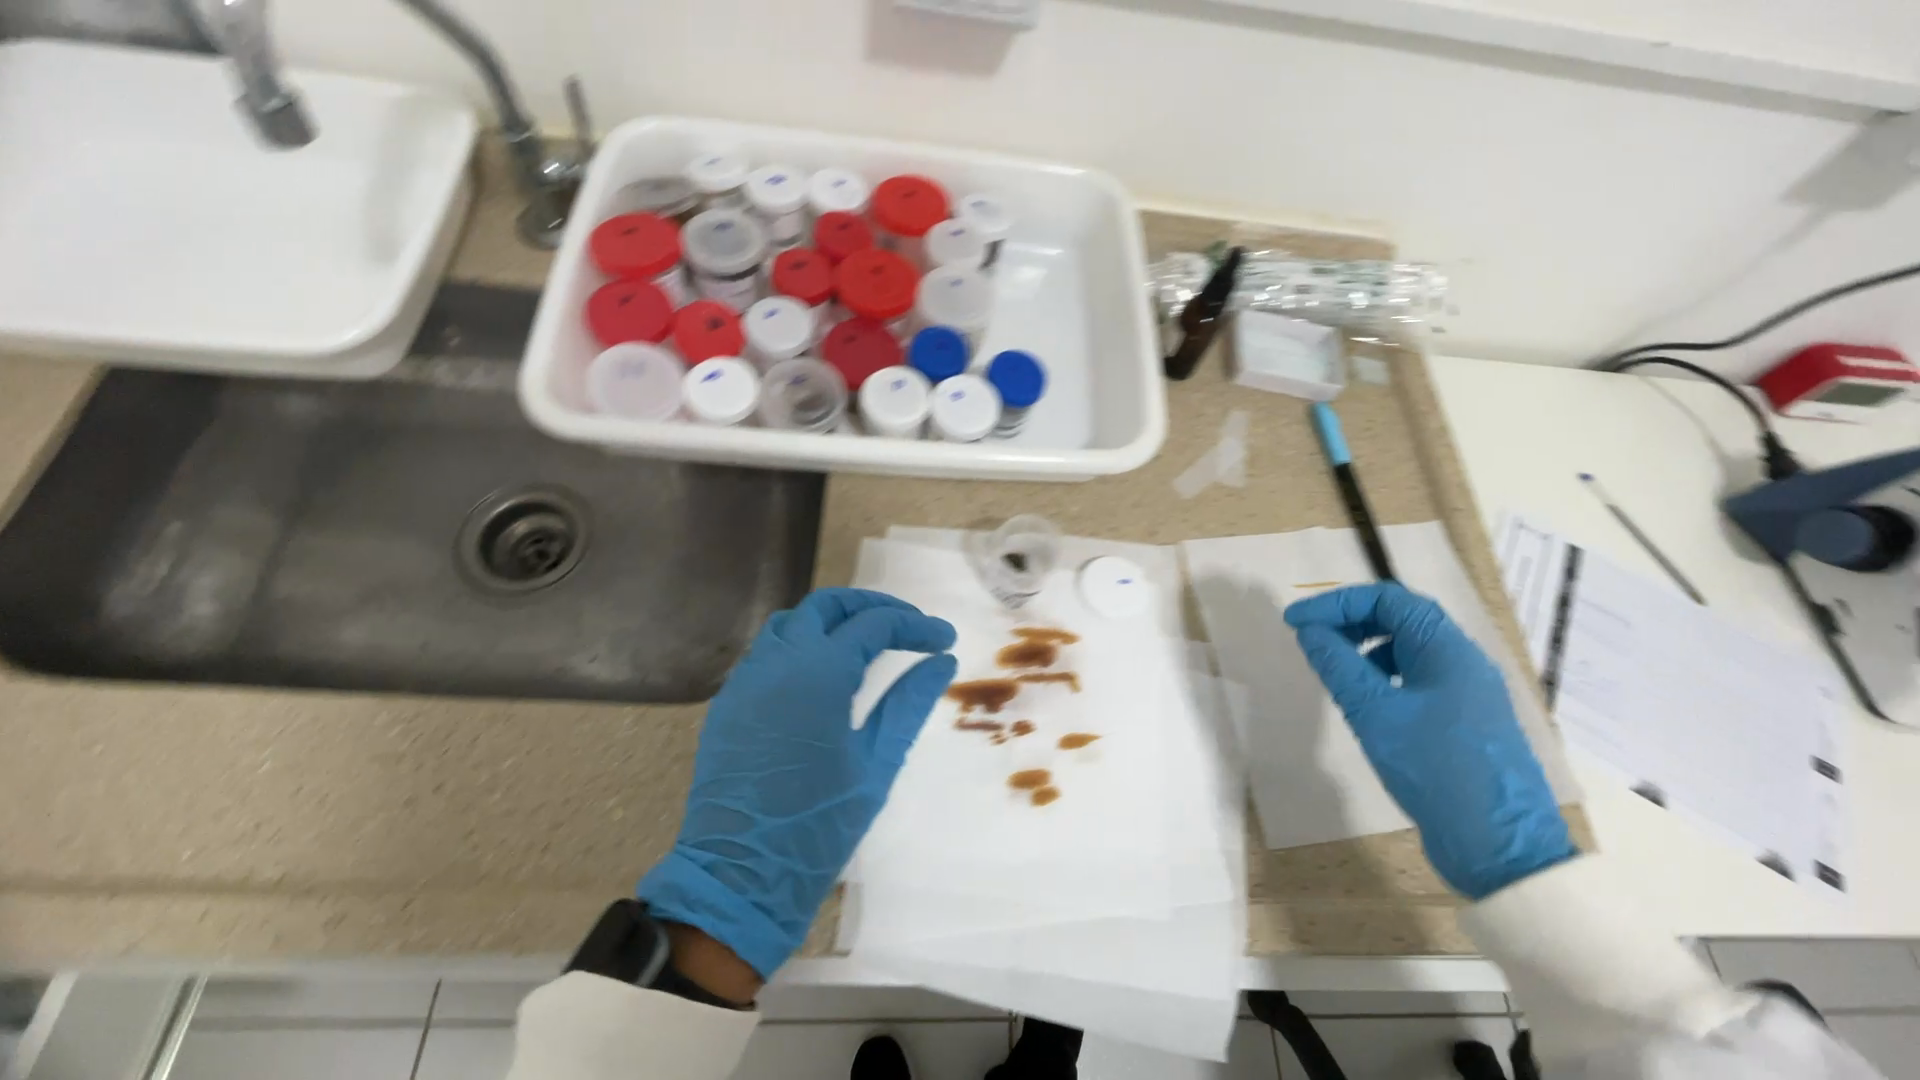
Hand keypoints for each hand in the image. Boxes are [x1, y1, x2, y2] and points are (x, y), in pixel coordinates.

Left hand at [638, 588, 957, 977]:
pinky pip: (766, 653)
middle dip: (870, 606)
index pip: (873, 625)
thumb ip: (908, 704)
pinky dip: (799, 646)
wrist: (741, 875)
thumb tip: (940, 662)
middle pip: (826, 606)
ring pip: (789, 623)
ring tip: (865, 643)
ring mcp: (746, 681)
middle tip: (906, 625)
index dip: (914, 626)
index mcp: (819, 674)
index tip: (943, 640)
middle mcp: (777, 663)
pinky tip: (821, 674)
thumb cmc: (819, 826)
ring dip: (830, 621)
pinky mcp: (729, 703)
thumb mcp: (876, 764)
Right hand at [1284, 583, 1575, 899]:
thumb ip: (1338, 665)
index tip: (1295, 624)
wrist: (1501, 846)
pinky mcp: (1463, 722)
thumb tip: (1309, 630)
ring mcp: (1467, 692)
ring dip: (1365, 648)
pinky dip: (1382, 677)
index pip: (1387, 600)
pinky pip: (1416, 680)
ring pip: (1408, 650)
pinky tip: (1364, 703)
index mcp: (1448, 649)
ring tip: (1331, 670)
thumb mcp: (1375, 714)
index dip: (1337, 603)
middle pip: (1400, 619)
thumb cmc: (1436, 769)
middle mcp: (1462, 661)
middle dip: (1350, 621)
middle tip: (1308, 641)